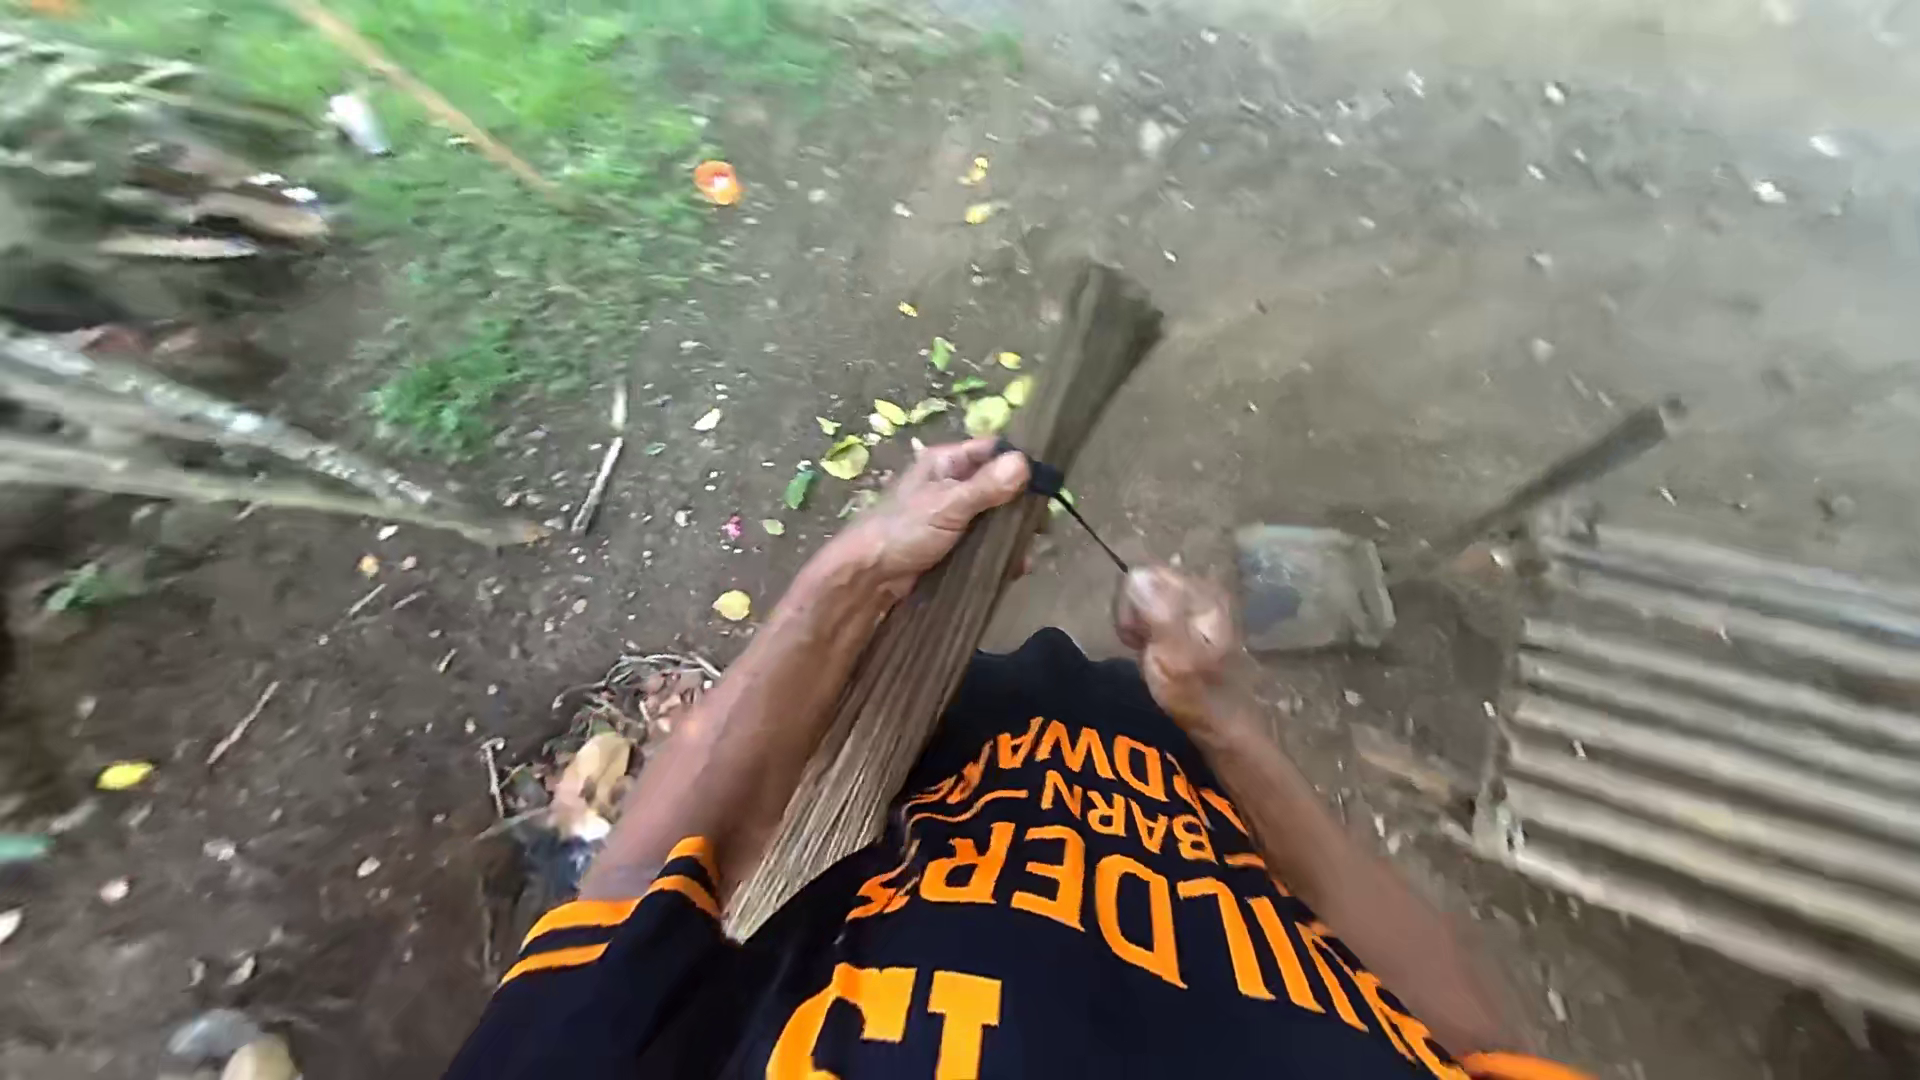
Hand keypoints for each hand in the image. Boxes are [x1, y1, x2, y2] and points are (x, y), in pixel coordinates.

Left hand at [822, 438, 1030, 597]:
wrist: (869, 577)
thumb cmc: (903, 531)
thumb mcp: (947, 505)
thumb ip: (985, 487)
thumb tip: (1025, 463)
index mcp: (947, 462)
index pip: (993, 450)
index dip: (1021, 462)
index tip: (1047, 484)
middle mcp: (952, 483)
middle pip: (1000, 485)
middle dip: (1021, 506)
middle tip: (1041, 527)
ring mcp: (953, 514)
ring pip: (996, 516)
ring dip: (1013, 533)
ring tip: (1027, 553)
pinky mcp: (954, 542)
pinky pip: (986, 540)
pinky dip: (1001, 552)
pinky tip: (1014, 567)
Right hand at [1113, 565, 1249, 727]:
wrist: (1213, 721)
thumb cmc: (1195, 692)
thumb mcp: (1175, 655)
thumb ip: (1159, 613)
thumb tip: (1138, 574)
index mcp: (1201, 593)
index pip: (1145, 575)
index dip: (1131, 603)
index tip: (1136, 634)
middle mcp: (1197, 589)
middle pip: (1141, 581)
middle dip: (1131, 612)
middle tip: (1139, 642)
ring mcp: (1187, 603)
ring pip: (1138, 595)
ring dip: (1132, 621)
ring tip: (1143, 646)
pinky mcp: (1177, 616)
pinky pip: (1142, 608)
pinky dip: (1138, 627)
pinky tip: (1146, 646)